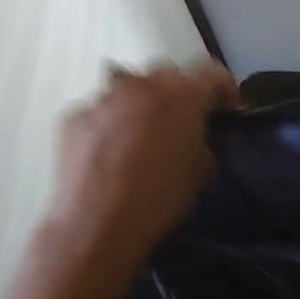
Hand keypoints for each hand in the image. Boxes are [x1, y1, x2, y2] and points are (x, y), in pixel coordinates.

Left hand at [41, 62, 237, 275]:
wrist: (96, 226)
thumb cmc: (161, 197)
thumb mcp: (203, 167)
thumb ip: (205, 136)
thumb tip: (199, 130)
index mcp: (182, 93)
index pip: (212, 73)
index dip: (225, 90)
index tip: (226, 112)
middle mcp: (141, 83)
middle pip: (168, 74)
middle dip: (180, 92)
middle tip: (182, 122)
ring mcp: (103, 97)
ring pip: (130, 87)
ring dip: (142, 103)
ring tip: (141, 135)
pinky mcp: (73, 116)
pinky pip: (100, 110)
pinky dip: (110, 123)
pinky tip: (109, 152)